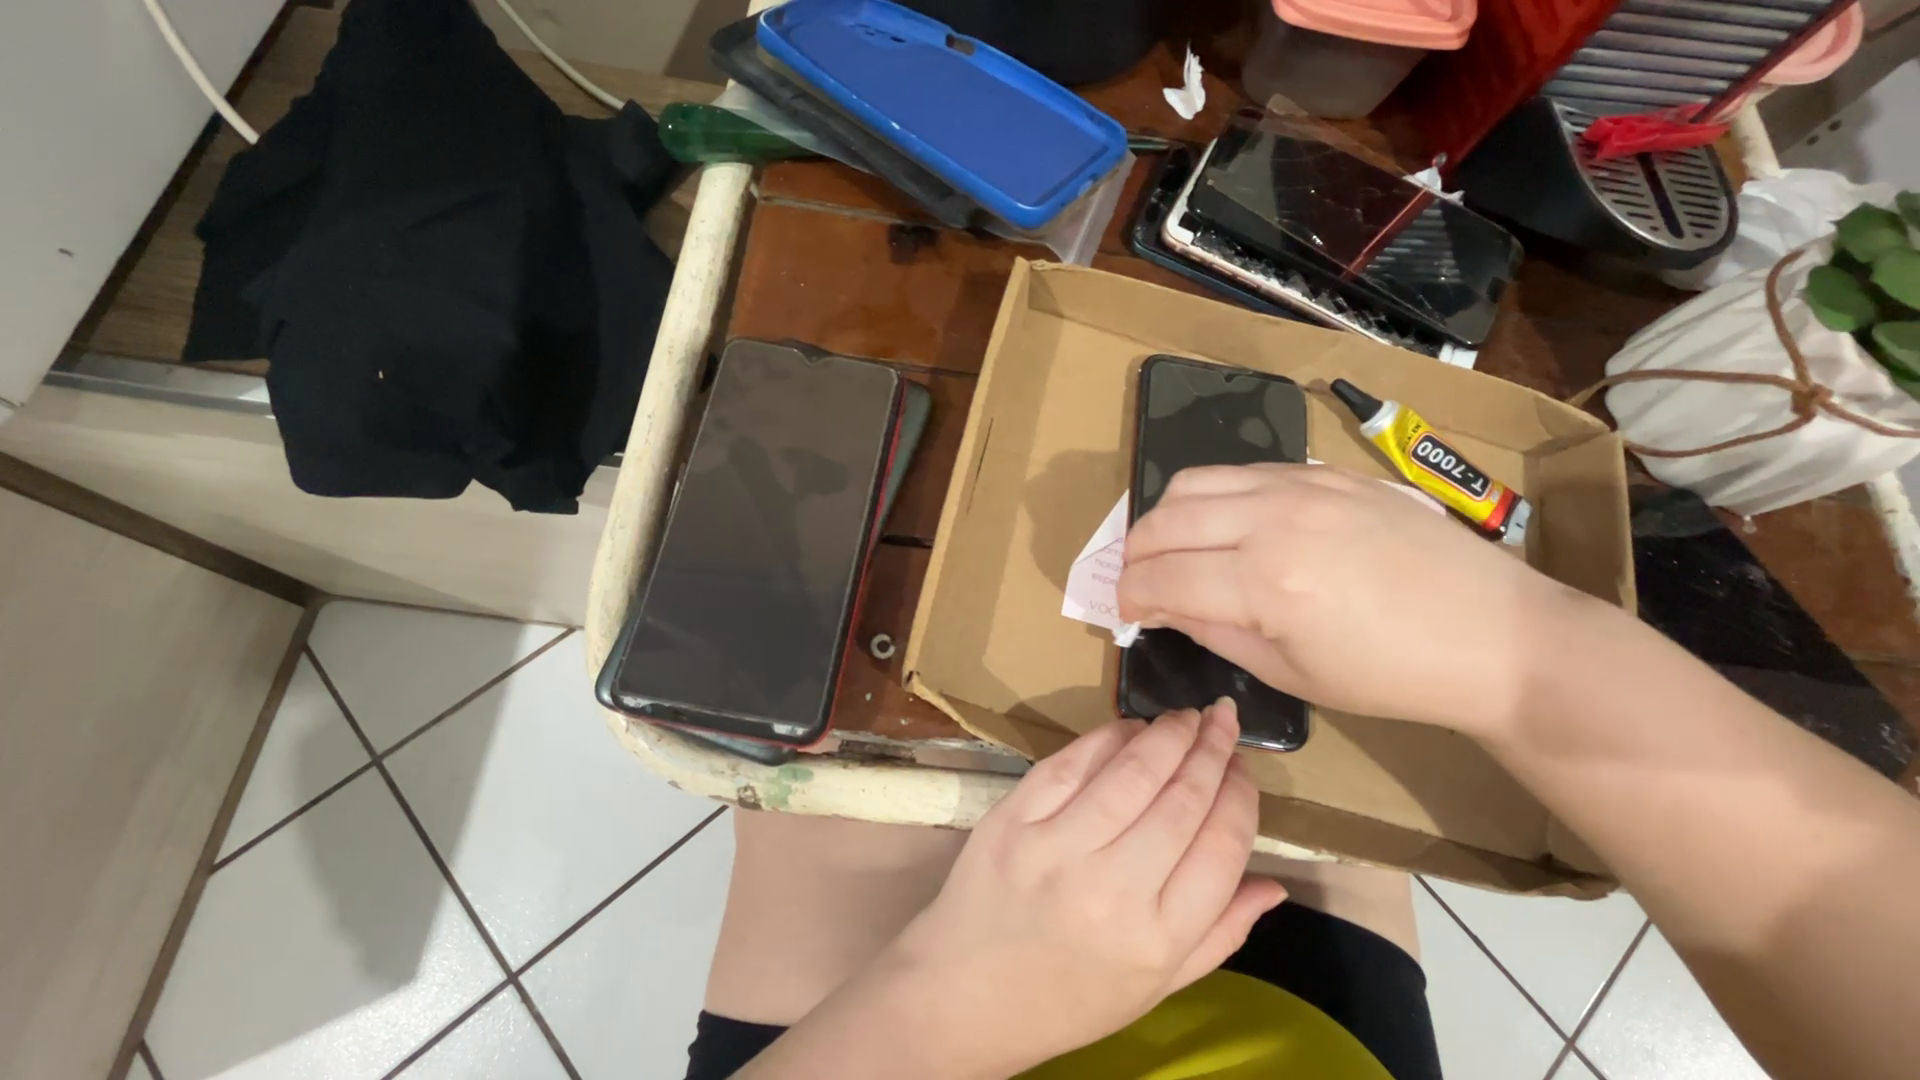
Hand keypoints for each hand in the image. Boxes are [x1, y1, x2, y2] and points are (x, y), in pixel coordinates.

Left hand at [873, 703, 1285, 1074]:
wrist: (964, 997)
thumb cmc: (1068, 999)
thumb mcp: (1155, 987)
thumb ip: (1219, 934)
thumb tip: (1275, 883)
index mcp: (1156, 938)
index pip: (1221, 848)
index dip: (1239, 798)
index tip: (1244, 770)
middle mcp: (1111, 890)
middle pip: (1180, 801)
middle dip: (1210, 752)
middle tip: (1224, 719)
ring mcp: (1055, 849)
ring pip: (1130, 774)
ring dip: (1166, 736)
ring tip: (1187, 717)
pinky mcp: (1012, 820)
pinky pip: (1070, 765)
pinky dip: (1107, 738)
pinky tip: (1131, 728)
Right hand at [1118, 463, 1578, 735]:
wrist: (1495, 634)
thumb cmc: (1392, 675)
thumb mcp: (1290, 673)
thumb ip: (1213, 632)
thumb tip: (1161, 606)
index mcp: (1267, 584)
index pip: (1160, 577)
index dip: (1129, 598)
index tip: (1127, 614)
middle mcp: (1274, 520)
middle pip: (1164, 521)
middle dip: (1134, 556)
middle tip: (1141, 585)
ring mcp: (1302, 486)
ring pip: (1194, 482)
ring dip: (1165, 518)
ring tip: (1172, 550)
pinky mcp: (1325, 471)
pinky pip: (1241, 470)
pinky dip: (1212, 496)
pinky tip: (1225, 527)